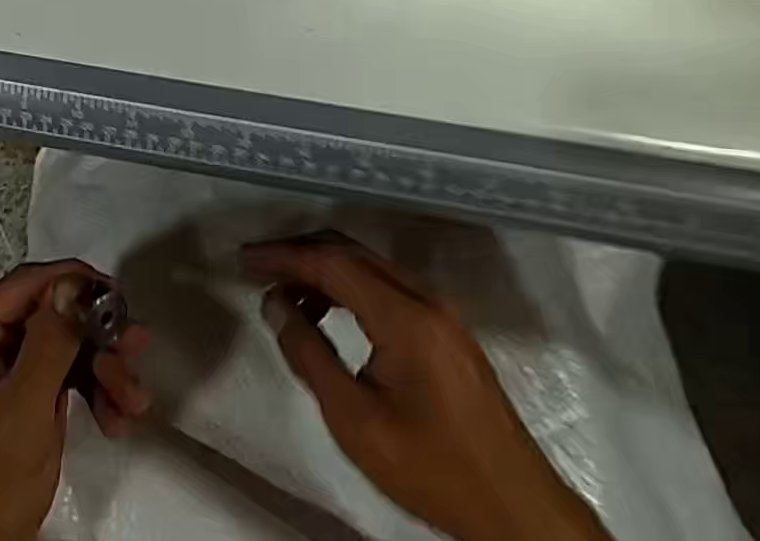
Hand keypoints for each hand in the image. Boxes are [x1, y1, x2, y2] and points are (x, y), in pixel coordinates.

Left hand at [0, 261, 151, 540]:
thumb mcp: (23, 407)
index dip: (74, 281)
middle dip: (100, 335)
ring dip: (108, 366)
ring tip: (133, 401)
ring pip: (76, 337)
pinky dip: (101, 388)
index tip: (116, 298)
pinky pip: (78, 366)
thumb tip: (73, 284)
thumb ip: (49, 342)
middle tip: (134, 351)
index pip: (30, 282)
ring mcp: (17, 356)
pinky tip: (117, 418)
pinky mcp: (37, 379)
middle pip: (60, 309)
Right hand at [242, 234, 607, 540]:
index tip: (244, 259)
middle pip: (351, 252)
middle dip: (299, 253)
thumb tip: (275, 303)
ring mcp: (439, 310)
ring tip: (284, 296)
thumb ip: (309, 355)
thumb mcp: (356, 420)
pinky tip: (326, 314)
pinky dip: (349, 288)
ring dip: (323, 270)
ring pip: (369, 266)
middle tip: (256, 266)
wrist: (515, 508)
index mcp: (405, 316)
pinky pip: (386, 286)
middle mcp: (425, 298)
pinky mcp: (444, 327)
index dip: (284, 255)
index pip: (333, 263)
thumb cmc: (431, 469)